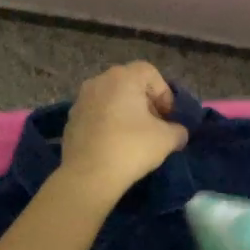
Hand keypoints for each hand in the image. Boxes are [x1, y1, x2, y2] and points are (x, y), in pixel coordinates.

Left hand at [58, 62, 188, 197]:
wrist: (88, 176)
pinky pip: (97, 115)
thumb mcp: (167, 139)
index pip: (150, 73)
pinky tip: (114, 145)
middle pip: (129, 84)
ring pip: (111, 99)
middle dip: (145, 103)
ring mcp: (81, 100)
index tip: (168, 117)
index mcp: (122, 77)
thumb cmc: (131, 148)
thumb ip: (178, 130)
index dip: (164, 93)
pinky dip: (108, 124)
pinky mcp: (71, 120)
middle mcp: (99, 81)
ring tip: (134, 137)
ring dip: (125, 113)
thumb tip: (177, 133)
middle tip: (155, 127)